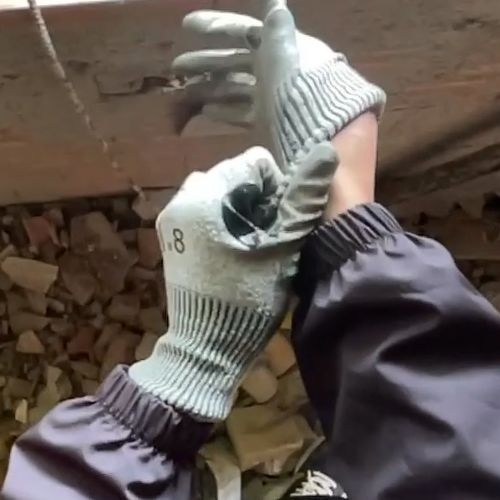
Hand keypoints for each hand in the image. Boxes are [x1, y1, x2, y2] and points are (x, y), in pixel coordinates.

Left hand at [128, 144, 338, 419]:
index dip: (278, 189)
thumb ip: (302, 198)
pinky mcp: (172, 237)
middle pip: (234, 175)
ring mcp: (172, 219)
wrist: (206, 347)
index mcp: (204, 196)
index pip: (254, 163)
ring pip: (219, 193)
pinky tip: (238, 252)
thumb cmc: (247, 300)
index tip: (281, 224)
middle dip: (258, 199)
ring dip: (242, 210)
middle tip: (270, 237)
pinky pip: (203, 211)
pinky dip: (224, 222)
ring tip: (256, 245)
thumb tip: (327, 151)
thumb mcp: (282, 248)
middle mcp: (181, 199)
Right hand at [172, 0, 386, 168]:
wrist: (316, 127)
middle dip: (206, 59)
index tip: (187, 25)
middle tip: (177, 65)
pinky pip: (243, 113)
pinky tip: (204, 111)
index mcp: (277, 44)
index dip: (216, 24)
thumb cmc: (294, 78)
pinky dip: (224, 110)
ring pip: (234, 86)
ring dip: (208, 85)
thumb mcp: (277, 29)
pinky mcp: (271, 121)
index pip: (243, 28)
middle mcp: (274, 67)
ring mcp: (272, 95)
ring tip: (184, 90)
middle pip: (235, 59)